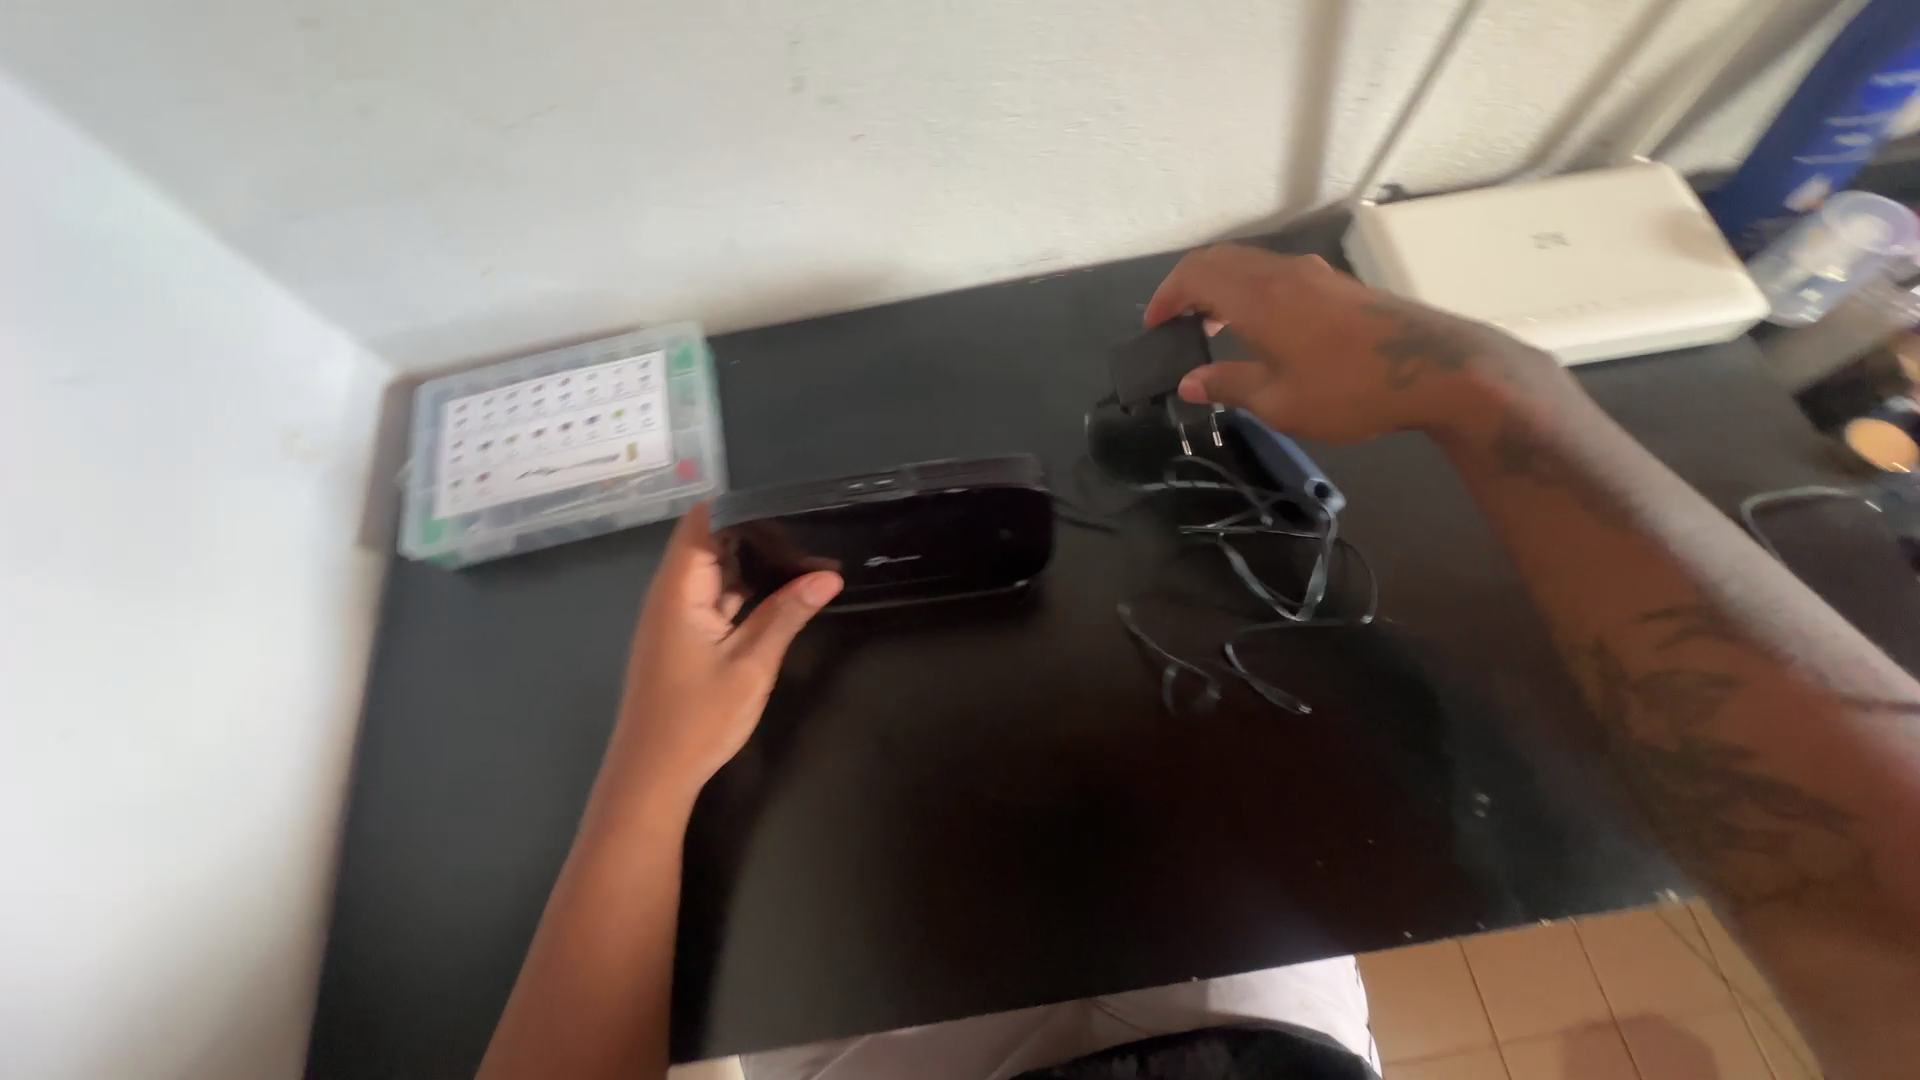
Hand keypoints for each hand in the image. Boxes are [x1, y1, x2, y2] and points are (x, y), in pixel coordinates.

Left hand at [604, 503, 841, 805]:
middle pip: (708, 543)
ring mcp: (674, 618)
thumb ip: (787, 614)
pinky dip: (743, 594)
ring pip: (713, 573)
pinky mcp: (682, 639)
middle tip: (808, 534)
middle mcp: (670, 595)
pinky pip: (713, 599)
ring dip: (752, 566)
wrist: (652, 776)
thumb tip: (829, 575)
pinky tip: (781, 597)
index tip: (787, 508)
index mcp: (678, 590)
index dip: (740, 508)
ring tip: (804, 560)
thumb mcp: (752, 664)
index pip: (702, 522)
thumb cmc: (698, 718)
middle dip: (755, 535)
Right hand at [1145, 244, 1564, 442]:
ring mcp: (1313, 274)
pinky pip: (1275, 272)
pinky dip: (1249, 289)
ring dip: (1220, 286)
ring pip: (1250, 263)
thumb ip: (1229, 386)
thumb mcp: (1279, 402)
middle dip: (1187, 285)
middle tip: (1174, 321)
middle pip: (1220, 259)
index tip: (1154, 326)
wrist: (1438, 371)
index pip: (1195, 276)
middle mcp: (1283, 273)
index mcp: (1259, 298)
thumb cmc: (1349, 391)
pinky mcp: (1336, 284)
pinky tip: (1257, 325)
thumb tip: (1188, 383)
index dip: (1166, 297)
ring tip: (1210, 325)